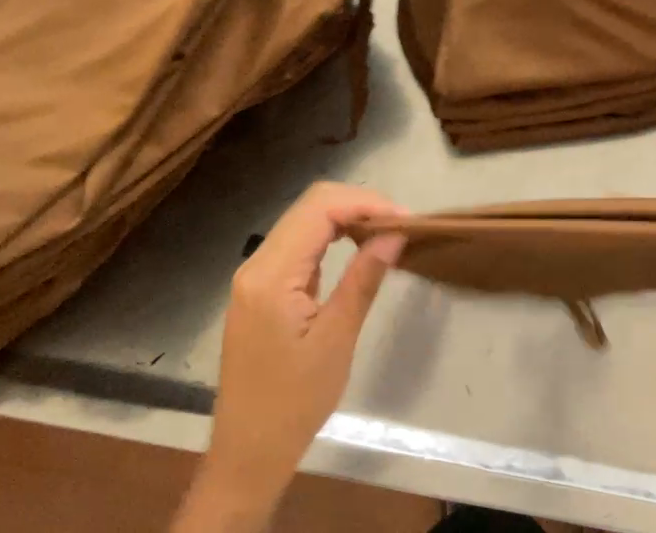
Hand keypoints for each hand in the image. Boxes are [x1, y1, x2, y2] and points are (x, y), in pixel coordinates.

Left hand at [173, 185, 405, 532]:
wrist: (248, 452)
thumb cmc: (294, 401)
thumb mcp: (337, 338)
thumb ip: (364, 277)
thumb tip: (395, 232)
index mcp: (270, 275)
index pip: (319, 210)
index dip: (366, 203)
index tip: (407, 220)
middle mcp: (256, 266)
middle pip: (309, 207)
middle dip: (359, 204)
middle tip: (401, 225)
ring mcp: (255, 278)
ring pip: (303, 222)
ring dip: (346, 217)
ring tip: (386, 233)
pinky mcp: (261, 291)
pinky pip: (298, 245)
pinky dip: (331, 237)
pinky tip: (358, 248)